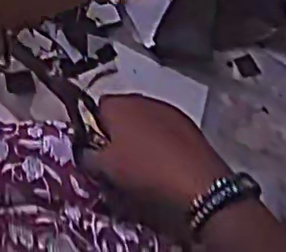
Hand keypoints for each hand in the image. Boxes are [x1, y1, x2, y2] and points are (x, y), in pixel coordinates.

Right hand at [80, 95, 231, 228]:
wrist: (202, 188)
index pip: (93, 108)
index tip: (101, 150)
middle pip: (121, 111)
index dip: (96, 130)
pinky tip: (170, 162)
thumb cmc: (146, 173)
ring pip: (145, 119)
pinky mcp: (190, 125)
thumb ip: (87, 156)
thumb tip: (83, 152)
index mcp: (114, 104)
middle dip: (120, 130)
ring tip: (148, 162)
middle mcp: (138, 98)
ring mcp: (167, 109)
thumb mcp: (107, 170)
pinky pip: (168, 129)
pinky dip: (165, 141)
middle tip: (123, 158)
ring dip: (143, 134)